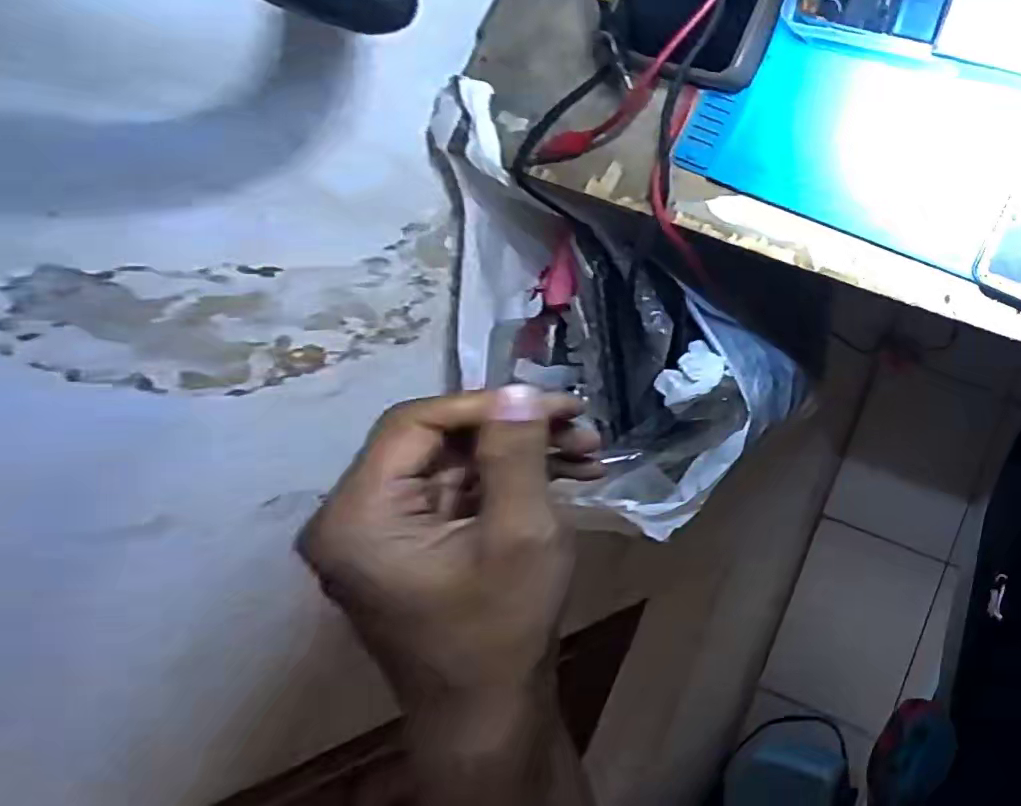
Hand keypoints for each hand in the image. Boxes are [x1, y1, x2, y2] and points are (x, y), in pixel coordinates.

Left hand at [297, 387, 605, 705]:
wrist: (492, 702)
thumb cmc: (502, 621)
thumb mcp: (521, 531)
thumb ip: (517, 455)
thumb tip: (521, 388)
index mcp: (360, 516)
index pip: (415, 423)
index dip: (488, 404)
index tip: (558, 407)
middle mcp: (360, 516)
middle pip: (441, 438)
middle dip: (518, 427)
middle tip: (583, 425)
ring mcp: (391, 530)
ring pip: (462, 458)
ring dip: (528, 449)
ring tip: (591, 451)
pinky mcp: (422, 539)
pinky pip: (469, 487)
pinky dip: (521, 475)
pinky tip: (575, 474)